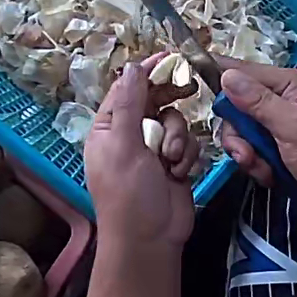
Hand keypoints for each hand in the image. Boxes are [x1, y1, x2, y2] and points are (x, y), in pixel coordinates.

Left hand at [86, 56, 199, 249]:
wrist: (151, 239)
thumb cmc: (129, 194)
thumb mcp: (125, 146)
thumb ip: (130, 104)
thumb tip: (132, 67)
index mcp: (108, 129)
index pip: (127, 90)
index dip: (147, 72)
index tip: (170, 57)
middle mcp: (130, 135)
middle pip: (155, 101)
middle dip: (169, 104)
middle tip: (188, 89)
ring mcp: (153, 149)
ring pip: (175, 121)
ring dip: (178, 137)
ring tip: (172, 159)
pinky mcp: (174, 162)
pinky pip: (187, 142)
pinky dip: (186, 154)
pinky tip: (180, 171)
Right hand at [216, 54, 296, 215]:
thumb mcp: (292, 126)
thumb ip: (258, 101)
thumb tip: (227, 73)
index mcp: (291, 84)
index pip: (244, 72)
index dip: (221, 80)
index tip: (200, 88)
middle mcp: (286, 99)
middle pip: (240, 108)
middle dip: (238, 134)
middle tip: (245, 156)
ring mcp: (286, 124)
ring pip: (247, 133)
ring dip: (250, 155)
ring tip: (264, 171)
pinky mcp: (286, 147)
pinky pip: (260, 151)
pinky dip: (262, 166)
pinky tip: (272, 177)